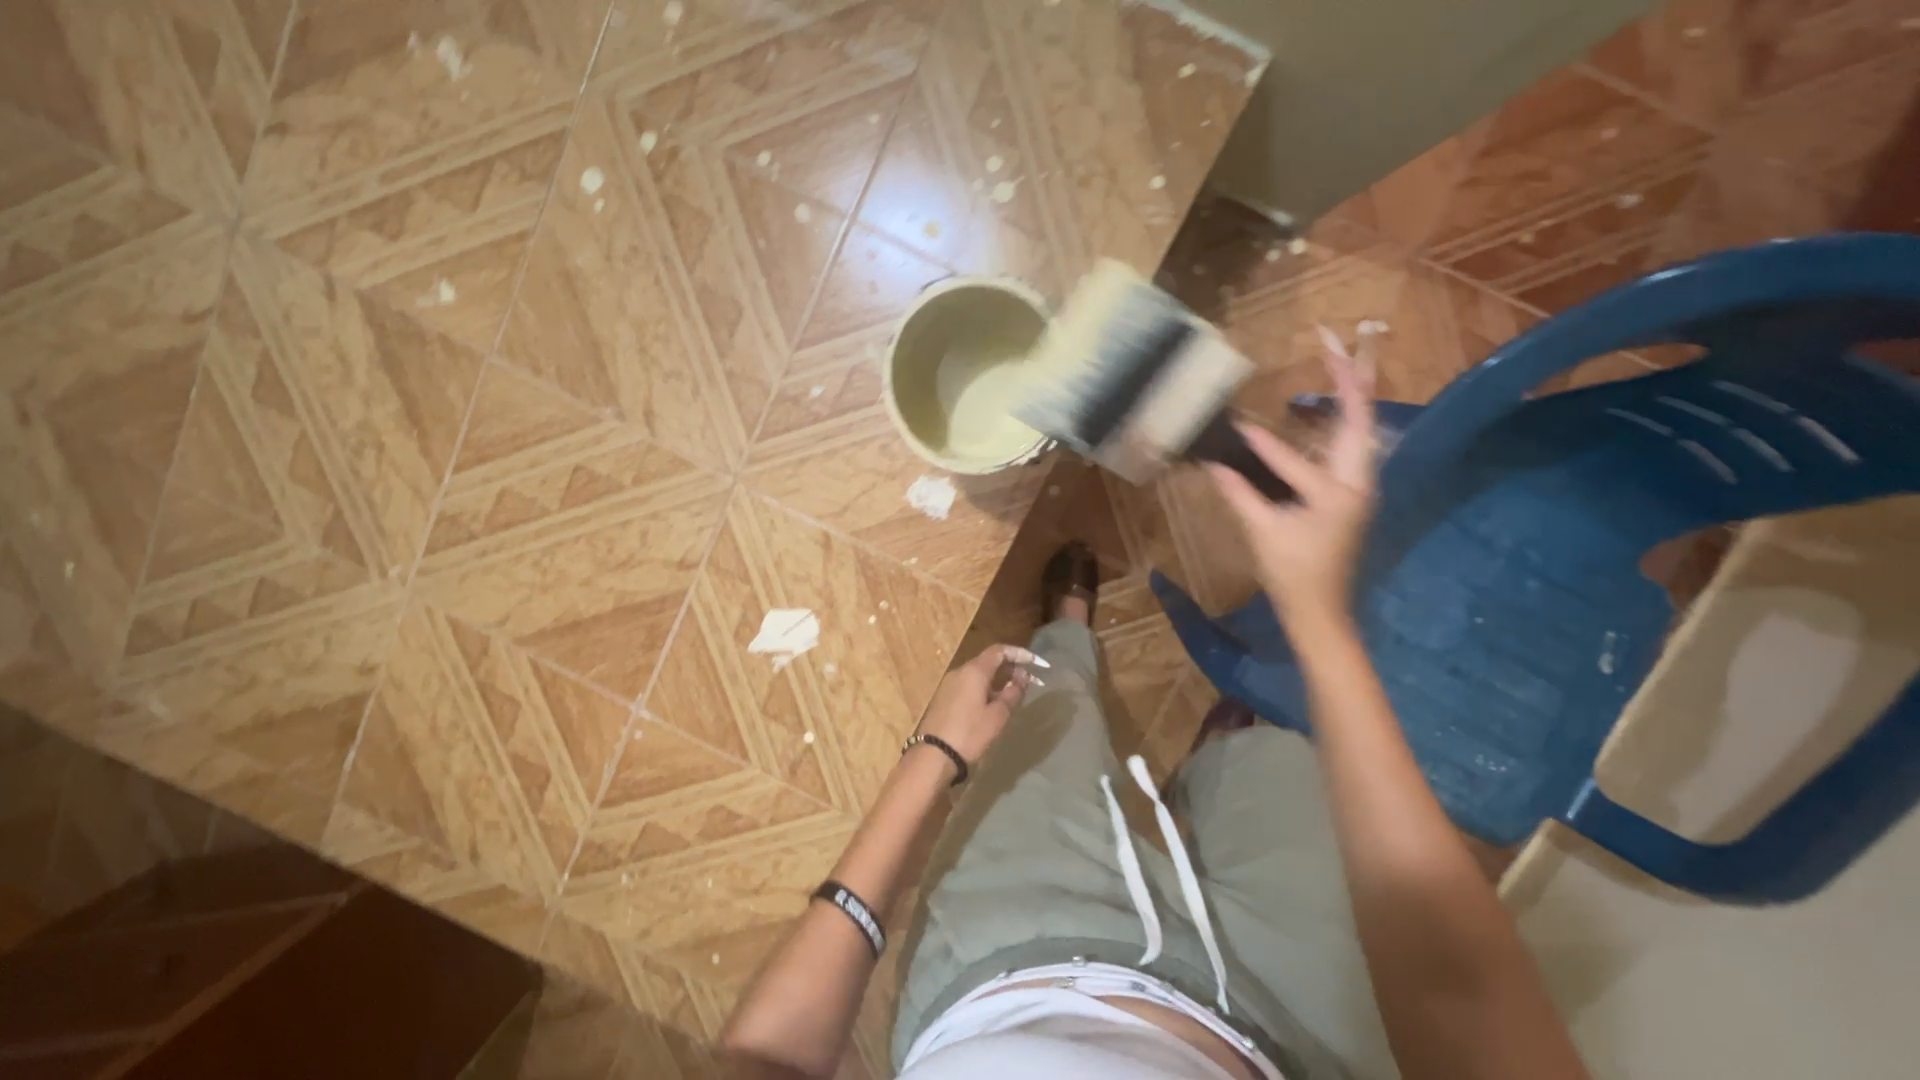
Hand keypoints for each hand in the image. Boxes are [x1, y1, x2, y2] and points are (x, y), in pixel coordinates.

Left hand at [913, 644, 1039, 769]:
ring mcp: (950, 685)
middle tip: (1031, 681)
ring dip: (1000, 679)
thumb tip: (1023, 677)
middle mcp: (960, 672)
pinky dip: (987, 688)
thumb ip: (1013, 693)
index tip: (1038, 664)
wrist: (934, 756)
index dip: (1020, 654)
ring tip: (1017, 693)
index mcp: (974, 671)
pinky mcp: (945, 699)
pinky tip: (996, 703)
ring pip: (979, 674)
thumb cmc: (970, 734)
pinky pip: (970, 685)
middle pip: (989, 661)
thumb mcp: (998, 715)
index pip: (999, 650)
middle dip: (1012, 667)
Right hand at [1209, 325, 1378, 627]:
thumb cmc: (1293, 575)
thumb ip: (1240, 493)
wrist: (1321, 612)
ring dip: (1355, 392)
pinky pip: (1352, 444)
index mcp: (1339, 492)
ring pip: (1362, 428)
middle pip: (1360, 417)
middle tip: (1338, 335)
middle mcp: (1359, 482)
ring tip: (1347, 356)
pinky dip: (1343, 418)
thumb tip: (1214, 462)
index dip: (1264, 442)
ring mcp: (1360, 487)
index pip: (1297, 459)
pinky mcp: (1352, 493)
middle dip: (1351, 374)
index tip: (1239, 424)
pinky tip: (1332, 406)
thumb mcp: (1262, 532)